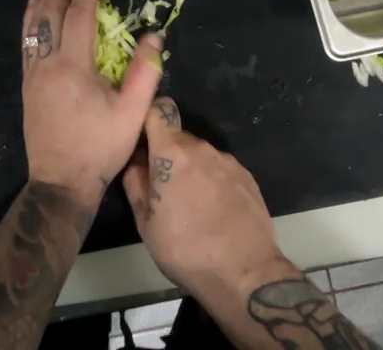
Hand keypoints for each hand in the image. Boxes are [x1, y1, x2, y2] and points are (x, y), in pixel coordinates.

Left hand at [21, 0, 164, 208]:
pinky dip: (30, 21)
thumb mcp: (132, 115)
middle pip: (51, 12)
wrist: (61, 182)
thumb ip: (145, 74)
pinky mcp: (27, 84)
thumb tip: (153, 36)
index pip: (81, 16)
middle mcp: (49, 64)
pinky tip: (33, 10)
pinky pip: (26, 42)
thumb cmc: (99, 148)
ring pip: (35, 25)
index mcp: (74, 67)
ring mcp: (34, 73)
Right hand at [123, 97, 301, 311]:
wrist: (244, 273)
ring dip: (192, 169)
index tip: (144, 140)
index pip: (158, 109)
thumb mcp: (145, 223)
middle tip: (165, 188)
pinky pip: (220, 169)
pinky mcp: (247, 176)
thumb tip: (135, 161)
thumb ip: (135, 183)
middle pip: (178, 137)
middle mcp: (201, 147)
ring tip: (192, 205)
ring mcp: (227, 160)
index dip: (149, 118)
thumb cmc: (186, 249)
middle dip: (169, 155)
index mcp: (172, 152)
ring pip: (200, 155)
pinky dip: (213, 182)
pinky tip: (215, 211)